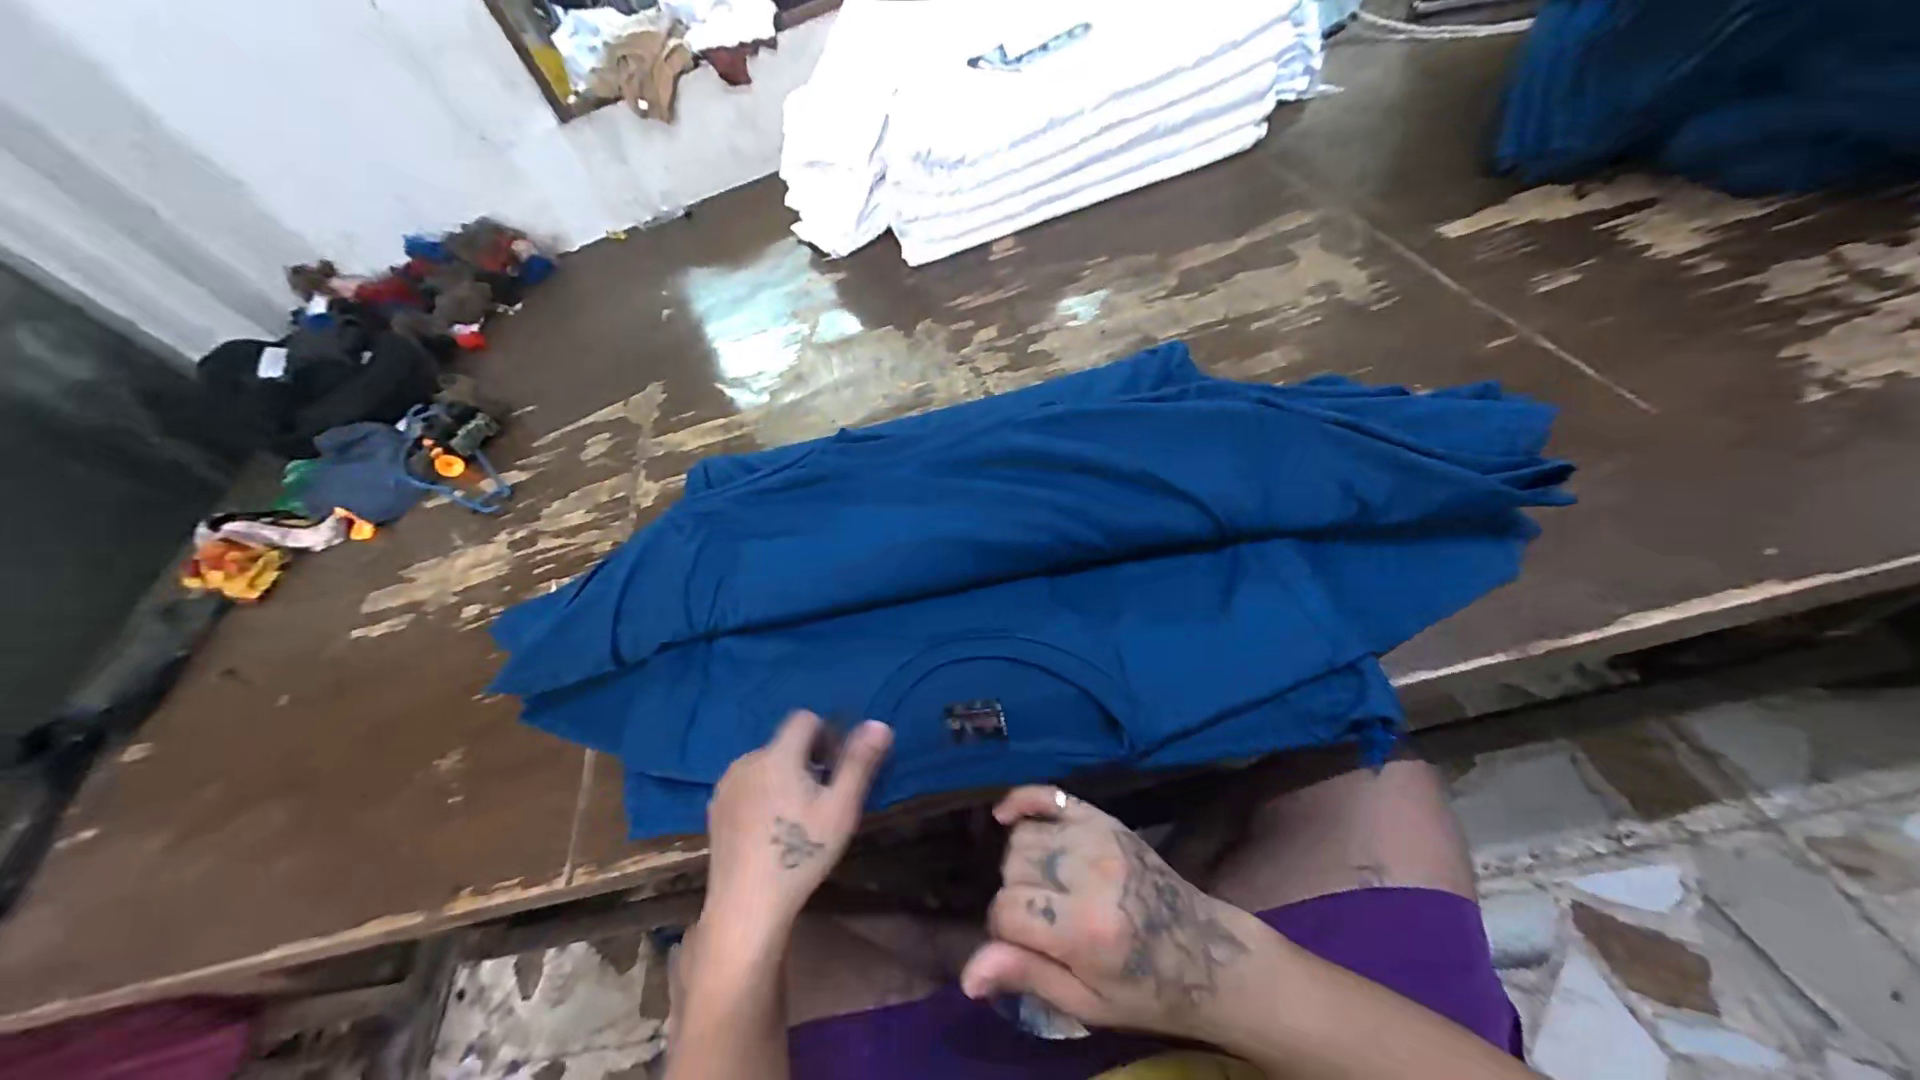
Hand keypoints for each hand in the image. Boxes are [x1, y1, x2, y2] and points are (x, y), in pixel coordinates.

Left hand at [702, 710, 892, 936]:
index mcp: (777, 755)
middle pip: (785, 743)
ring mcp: (726, 785)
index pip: (805, 719)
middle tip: (821, 799)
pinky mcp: (715, 808)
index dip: (826, 736)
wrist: (747, 906)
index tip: (834, 770)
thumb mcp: (841, 808)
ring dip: (784, 776)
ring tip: (796, 817)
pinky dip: (762, 793)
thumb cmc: (801, 853)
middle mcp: (747, 760)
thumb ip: (859, 762)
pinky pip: (747, 783)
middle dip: (806, 759)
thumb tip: (879, 723)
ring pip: (766, 763)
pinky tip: (770, 829)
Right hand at [960, 786, 1265, 1038]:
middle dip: (1013, 896)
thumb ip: (1027, 976)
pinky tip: (1006, 816)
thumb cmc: (1144, 991)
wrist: (1207, 954)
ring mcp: (1099, 838)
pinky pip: (1049, 795)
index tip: (1019, 946)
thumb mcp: (1085, 1004)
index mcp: (1086, 928)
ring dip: (1020, 862)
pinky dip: (1023, 802)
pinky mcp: (1105, 819)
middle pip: (1012, 867)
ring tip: (1043, 887)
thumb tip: (967, 977)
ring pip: (1024, 836)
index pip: (1007, 910)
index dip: (1002, 932)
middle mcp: (1090, 872)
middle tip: (1038, 922)